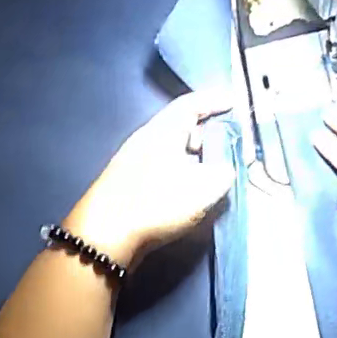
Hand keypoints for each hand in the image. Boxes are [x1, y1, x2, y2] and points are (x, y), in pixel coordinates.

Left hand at [64, 92, 235, 267]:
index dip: (214, 101)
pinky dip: (178, 170)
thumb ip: (224, 174)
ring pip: (169, 148)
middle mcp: (145, 139)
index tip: (232, 103)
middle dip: (204, 131)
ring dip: (191, 155)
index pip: (191, 104)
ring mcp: (131, 161)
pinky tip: (184, 191)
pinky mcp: (125, 183)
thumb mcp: (203, 190)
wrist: (104, 236)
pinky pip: (160, 165)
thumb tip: (225, 169)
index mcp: (164, 131)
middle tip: (224, 144)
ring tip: (208, 172)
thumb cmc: (155, 205)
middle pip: (179, 125)